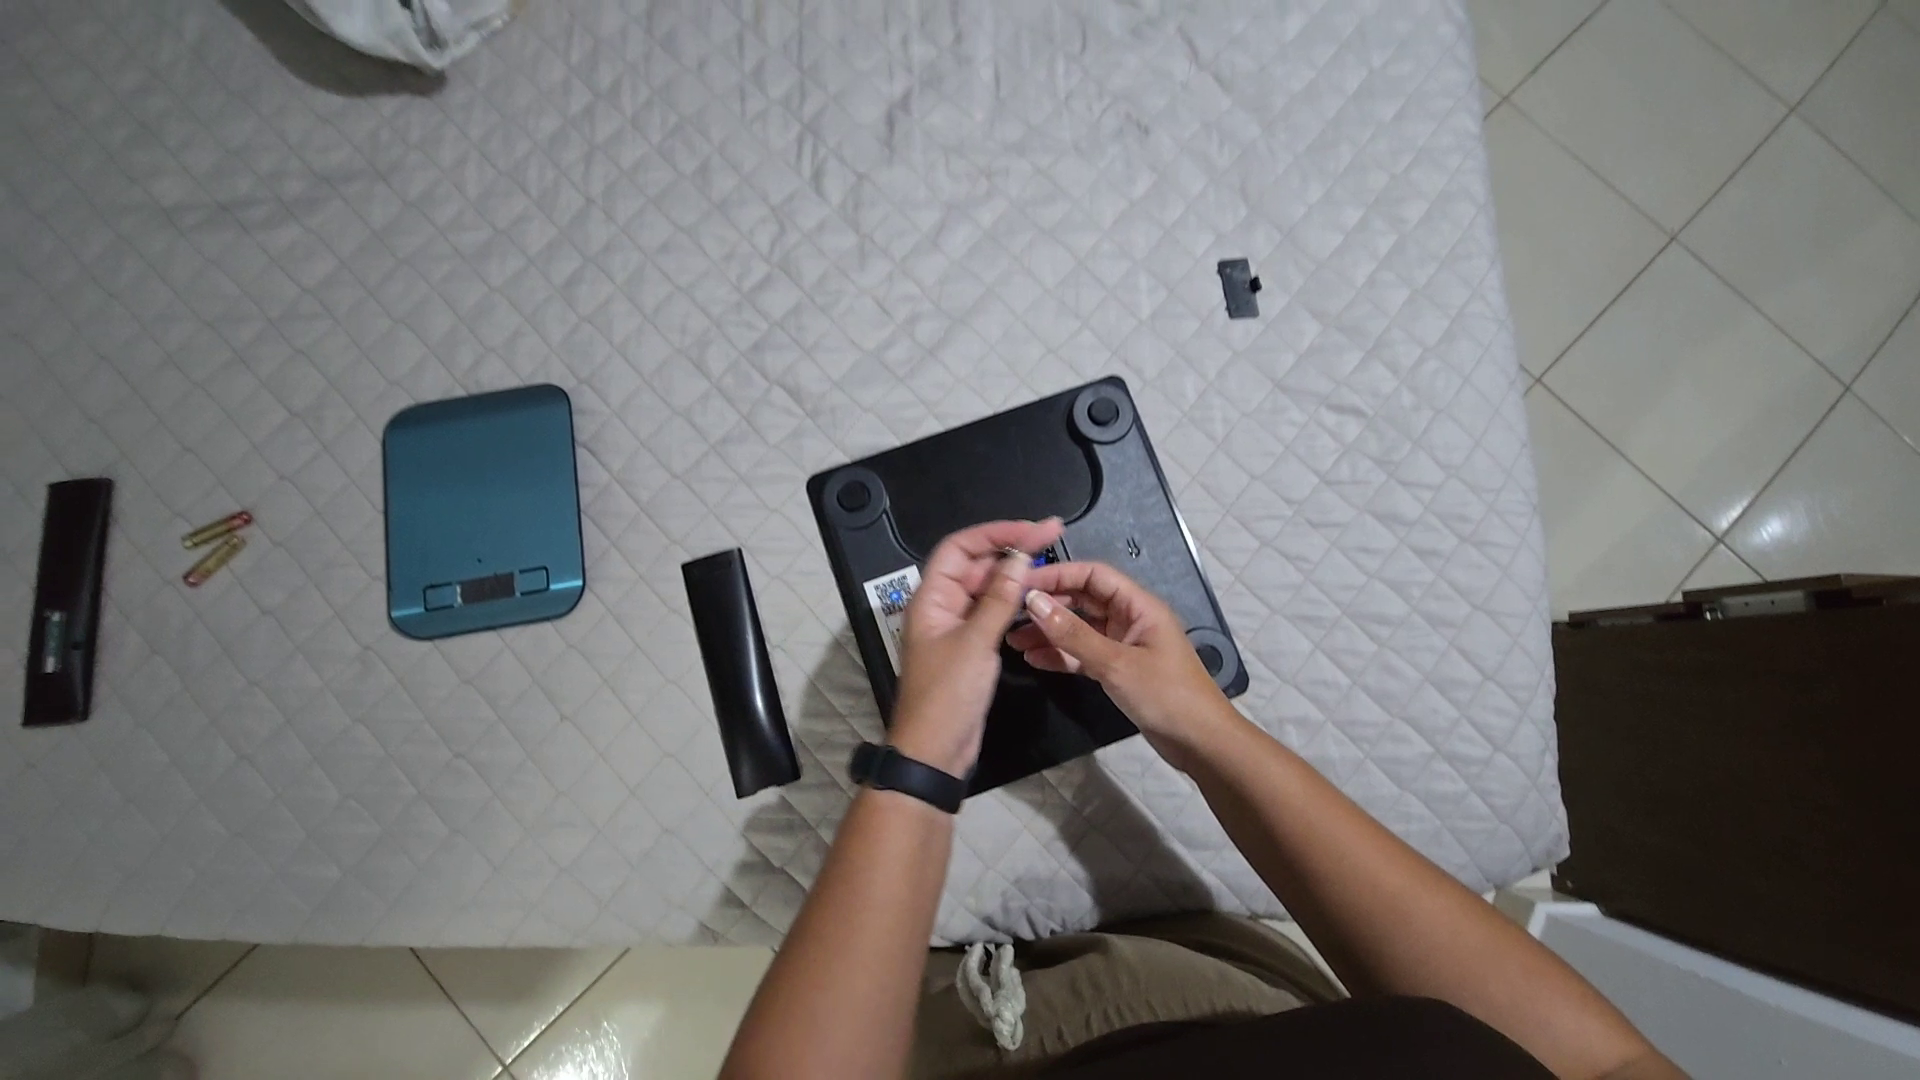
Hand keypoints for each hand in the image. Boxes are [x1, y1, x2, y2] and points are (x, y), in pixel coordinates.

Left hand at [887, 518, 1065, 775]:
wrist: (934, 752)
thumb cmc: (947, 695)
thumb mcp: (975, 643)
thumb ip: (999, 599)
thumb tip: (1019, 557)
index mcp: (931, 598)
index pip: (960, 548)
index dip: (996, 533)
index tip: (1034, 529)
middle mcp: (941, 605)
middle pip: (975, 564)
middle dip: (1011, 548)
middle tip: (1053, 536)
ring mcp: (956, 627)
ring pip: (986, 588)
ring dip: (1014, 574)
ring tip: (1051, 560)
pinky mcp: (971, 647)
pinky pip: (992, 613)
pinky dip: (1012, 601)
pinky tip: (1037, 596)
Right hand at [1005, 561, 1234, 771]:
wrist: (1201, 743)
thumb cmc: (1166, 695)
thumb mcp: (1115, 663)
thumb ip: (1073, 634)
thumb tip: (1033, 602)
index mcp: (1138, 606)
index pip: (1092, 575)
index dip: (1057, 574)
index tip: (1022, 583)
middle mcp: (1130, 619)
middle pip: (1083, 600)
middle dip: (1048, 604)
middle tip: (1010, 613)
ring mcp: (1123, 645)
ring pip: (1079, 629)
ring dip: (1049, 632)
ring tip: (1013, 640)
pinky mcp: (1118, 670)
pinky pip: (1083, 654)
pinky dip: (1061, 655)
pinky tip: (1034, 659)